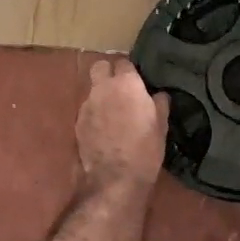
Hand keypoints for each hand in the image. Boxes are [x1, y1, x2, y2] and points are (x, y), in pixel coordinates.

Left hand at [77, 59, 169, 190]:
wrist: (115, 178)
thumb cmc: (145, 148)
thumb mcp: (161, 125)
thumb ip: (159, 103)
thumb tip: (158, 95)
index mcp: (126, 84)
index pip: (124, 62)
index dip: (131, 71)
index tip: (138, 82)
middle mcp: (103, 88)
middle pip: (99, 66)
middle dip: (108, 73)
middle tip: (121, 88)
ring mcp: (86, 105)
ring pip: (93, 90)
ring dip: (102, 95)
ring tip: (114, 113)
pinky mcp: (77, 123)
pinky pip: (87, 110)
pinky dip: (95, 114)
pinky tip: (104, 130)